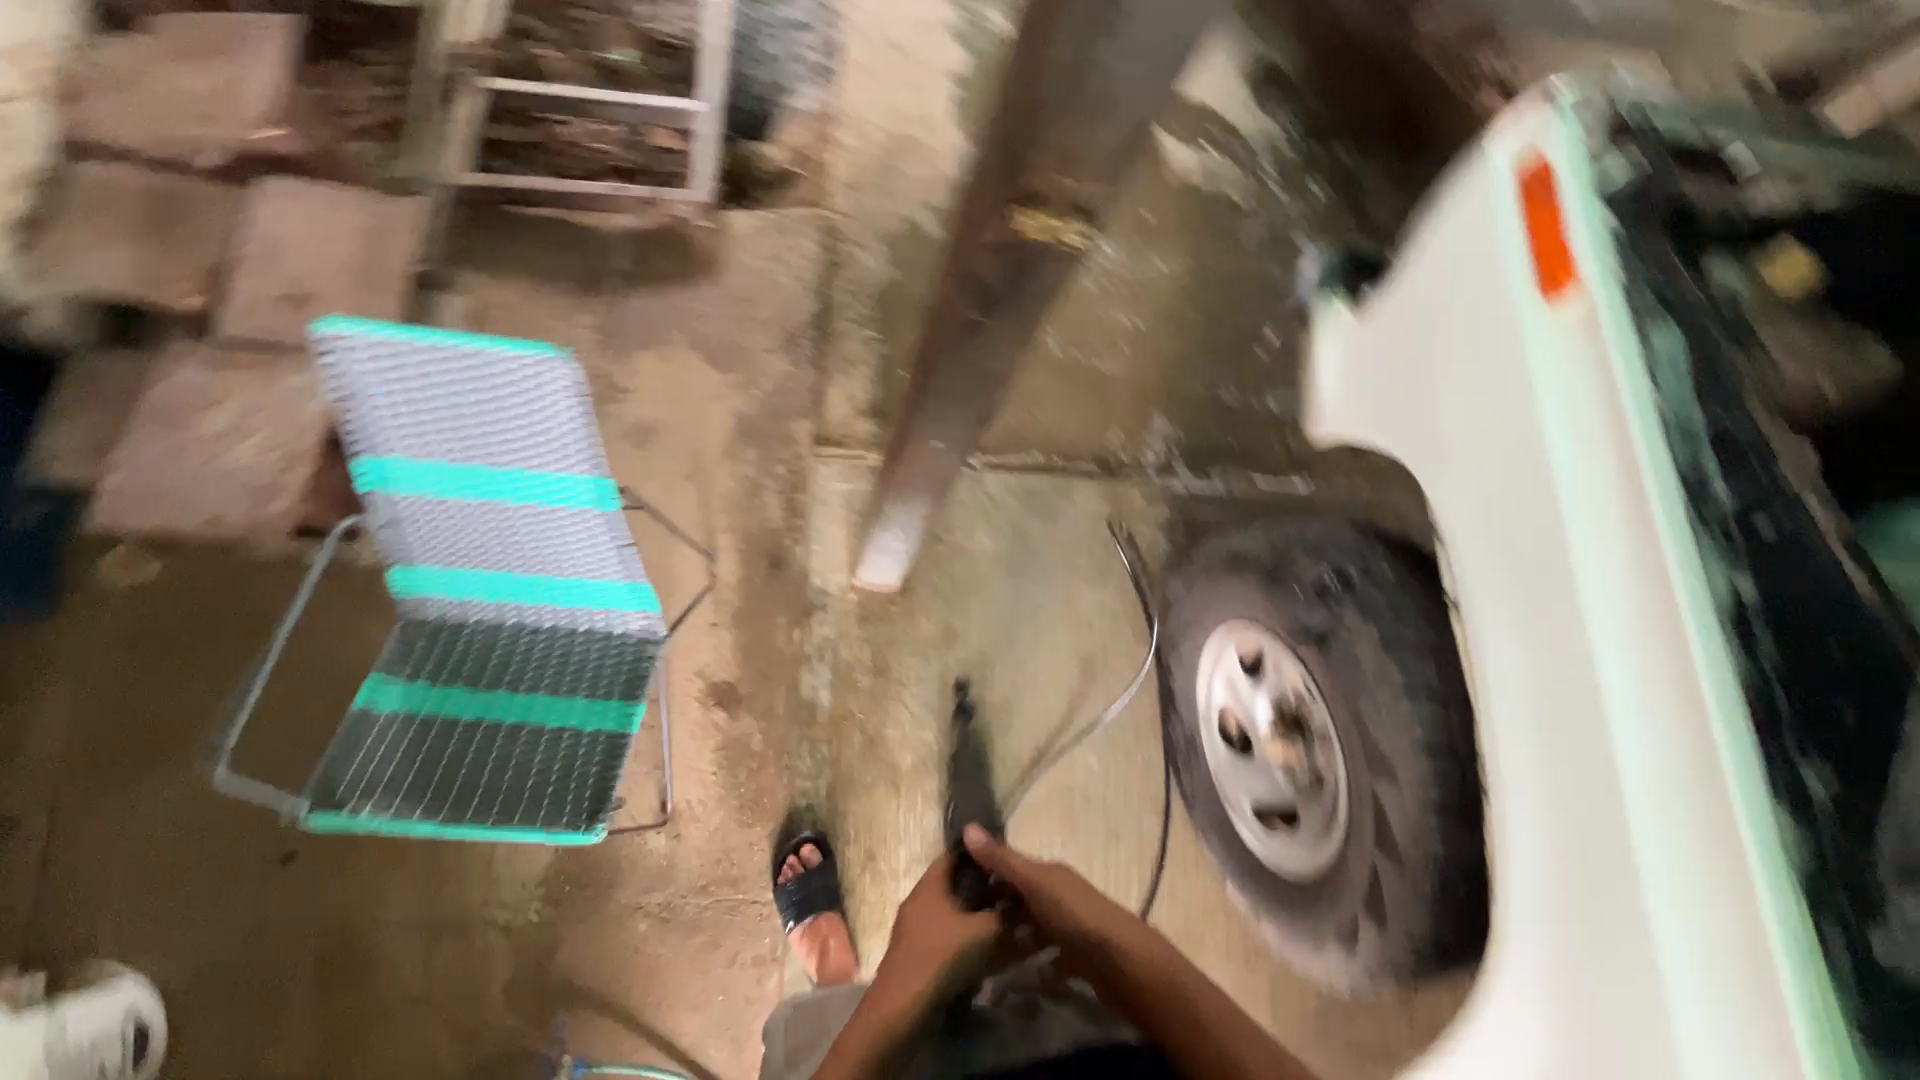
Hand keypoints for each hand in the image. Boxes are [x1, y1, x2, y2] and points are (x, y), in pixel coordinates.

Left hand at [872, 852, 1002, 1008]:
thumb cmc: (942, 955)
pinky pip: (946, 941)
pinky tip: (987, 956)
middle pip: (953, 887)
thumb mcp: (984, 931)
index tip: (1002, 859)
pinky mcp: (918, 956)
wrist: (904, 1007)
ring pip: (951, 916)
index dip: (977, 855)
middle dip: (981, 891)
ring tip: (1004, 926)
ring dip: (975, 921)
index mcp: (929, 885)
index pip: (952, 856)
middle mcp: (919, 902)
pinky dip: (965, 944)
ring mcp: (916, 930)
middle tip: (1010, 895)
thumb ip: (1005, 916)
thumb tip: (1020, 908)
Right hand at [961, 824, 1133, 962]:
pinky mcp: (1078, 957)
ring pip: (1036, 927)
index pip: (1012, 866)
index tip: (956, 887)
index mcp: (1050, 874)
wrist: (1121, 961)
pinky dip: (1039, 965)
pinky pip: (1051, 957)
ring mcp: (1070, 927)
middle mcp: (1060, 895)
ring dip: (1016, 937)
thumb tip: (967, 826)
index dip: (987, 872)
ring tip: (987, 953)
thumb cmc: (1074, 915)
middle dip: (998, 908)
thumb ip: (1002, 860)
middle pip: (1023, 897)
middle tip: (966, 926)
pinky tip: (1022, 977)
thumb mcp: (1034, 883)